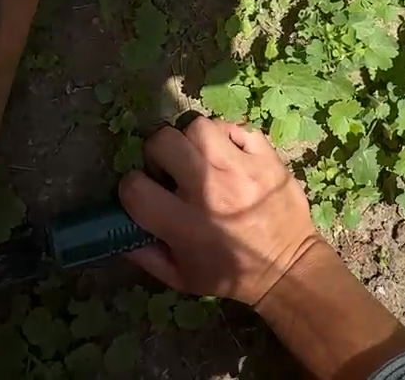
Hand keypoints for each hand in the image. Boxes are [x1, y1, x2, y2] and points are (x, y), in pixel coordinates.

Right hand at [118, 117, 322, 305]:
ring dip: (192, 139)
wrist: (288, 269)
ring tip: (200, 156)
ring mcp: (240, 168)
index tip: (145, 190)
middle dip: (158, 151)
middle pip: (164, 141)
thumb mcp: (181, 278)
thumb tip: (116, 229)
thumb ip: (145, 255)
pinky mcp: (265, 157)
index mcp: (184, 224)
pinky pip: (236, 127)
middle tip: (171, 166)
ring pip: (199, 126)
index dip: (133, 186)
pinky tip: (228, 153)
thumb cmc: (230, 274)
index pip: (135, 187)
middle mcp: (209, 190)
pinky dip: (227, 135)